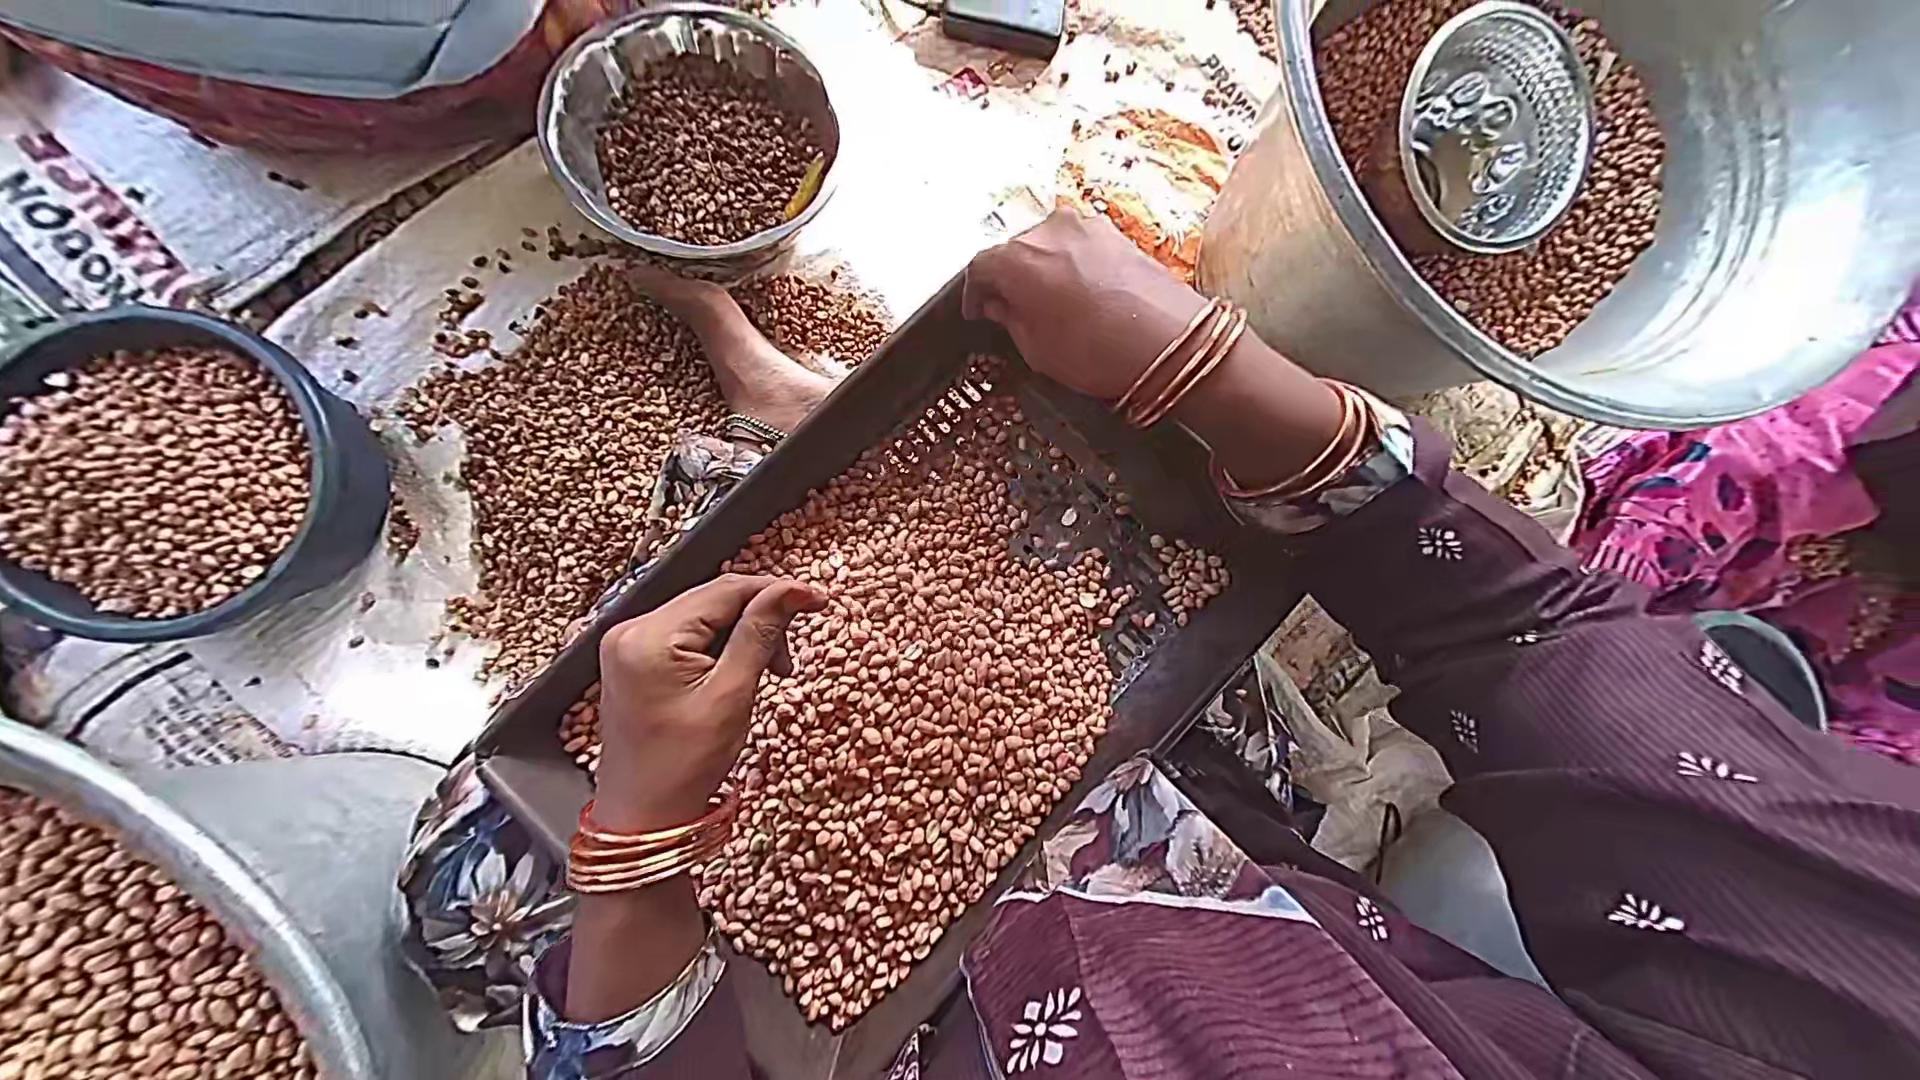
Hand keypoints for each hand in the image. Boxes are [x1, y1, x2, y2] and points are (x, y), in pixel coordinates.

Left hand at [592, 574, 825, 831]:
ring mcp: (631, 643)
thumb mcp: (732, 694)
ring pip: (708, 615)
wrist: (643, 817)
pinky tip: (743, 668)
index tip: (816, 600)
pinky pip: (692, 634)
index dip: (776, 591)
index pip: (726, 590)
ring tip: (771, 669)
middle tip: (792, 650)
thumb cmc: (685, 764)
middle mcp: (631, 630)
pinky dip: (725, 646)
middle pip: (716, 599)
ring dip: (747, 633)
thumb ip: (760, 633)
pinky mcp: (637, 658)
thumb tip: (792, 590)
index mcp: (649, 637)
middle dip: (762, 617)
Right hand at [963, 208, 1209, 401]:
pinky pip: (1073, 244)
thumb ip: (1008, 318)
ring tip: (1040, 303)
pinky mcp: (1114, 232)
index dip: (972, 292)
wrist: (1170, 343)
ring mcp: (1085, 225)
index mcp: (1019, 258)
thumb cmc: (1097, 352)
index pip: (980, 266)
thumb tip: (997, 303)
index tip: (975, 312)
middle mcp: (1048, 229)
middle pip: (1012, 249)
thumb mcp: (1037, 348)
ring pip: (1044, 244)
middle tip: (1004, 310)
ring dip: (1035, 269)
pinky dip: (1063, 265)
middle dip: (1004, 279)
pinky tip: (1070, 293)